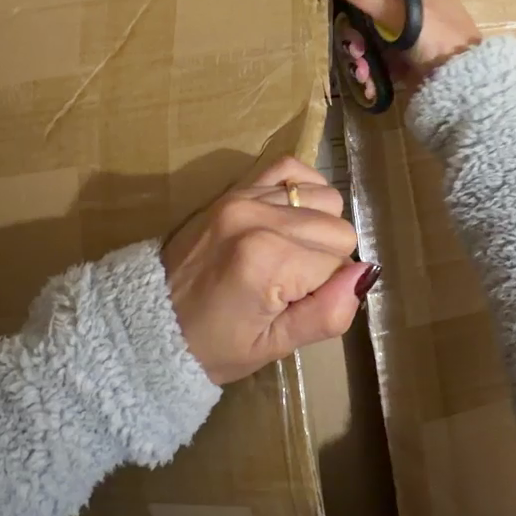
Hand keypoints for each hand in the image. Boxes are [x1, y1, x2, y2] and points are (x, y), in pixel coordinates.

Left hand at [160, 156, 375, 384]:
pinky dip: (303, 189)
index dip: (327, 289)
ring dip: (317, 225)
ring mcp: (244, 195)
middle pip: (337, 227)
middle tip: (291, 286)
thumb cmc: (212, 346)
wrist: (149, 321)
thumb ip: (326, 313)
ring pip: (324, 197)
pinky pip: (292, 168)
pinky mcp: (235, 186)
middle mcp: (258, 217)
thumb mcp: (273, 347)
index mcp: (267, 260)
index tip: (295, 305)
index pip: (339, 263)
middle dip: (325, 259)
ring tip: (289, 253)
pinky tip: (292, 216)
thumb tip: (366, 274)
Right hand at [320, 0, 481, 98]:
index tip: (336, 15)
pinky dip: (370, 68)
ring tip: (362, 71)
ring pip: (369, 37)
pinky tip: (368, 80)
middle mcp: (415, 0)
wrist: (462, 85)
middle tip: (354, 50)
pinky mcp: (408, 56)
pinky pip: (378, 56)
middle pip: (365, 10)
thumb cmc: (434, 35)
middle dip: (354, 35)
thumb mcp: (395, 7)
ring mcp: (411, 30)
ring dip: (359, 55)